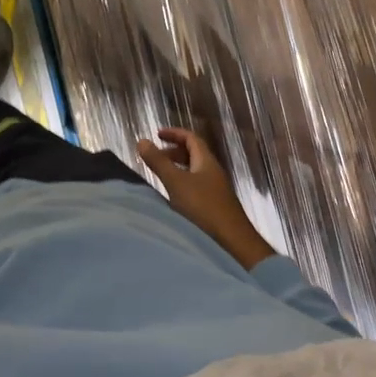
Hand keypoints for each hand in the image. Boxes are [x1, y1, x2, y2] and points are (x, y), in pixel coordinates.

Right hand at [137, 127, 275, 269]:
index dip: (174, 133)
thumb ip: (159, 162)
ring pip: (195, 171)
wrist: (233, 243)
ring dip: (178, 169)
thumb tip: (142, 140)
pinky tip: (174, 198)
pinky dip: (182, 184)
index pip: (191, 138)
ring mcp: (216, 190)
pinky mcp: (216, 207)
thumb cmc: (203, 208)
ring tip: (161, 176)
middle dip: (174, 151)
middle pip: (194, 154)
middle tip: (156, 156)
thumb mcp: (176, 183)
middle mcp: (213, 172)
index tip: (157, 134)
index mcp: (206, 161)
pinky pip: (197, 186)